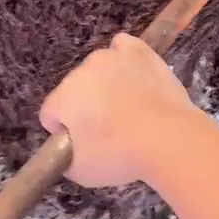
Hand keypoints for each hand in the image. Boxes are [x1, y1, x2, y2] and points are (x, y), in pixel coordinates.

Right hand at [39, 32, 206, 186]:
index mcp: (63, 97)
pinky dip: (124, 59)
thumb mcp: (79, 171)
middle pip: (75, 91)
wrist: (167, 137)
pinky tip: (132, 74)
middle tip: (109, 130)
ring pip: (97, 70)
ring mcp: (111, 56)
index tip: (85, 144)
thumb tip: (70, 144)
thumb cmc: (119, 155)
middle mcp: (82, 70)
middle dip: (86, 108)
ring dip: (105, 85)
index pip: (51, 115)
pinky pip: (122, 47)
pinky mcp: (138, 50)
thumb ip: (64, 154)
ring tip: (128, 107)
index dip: (65, 133)